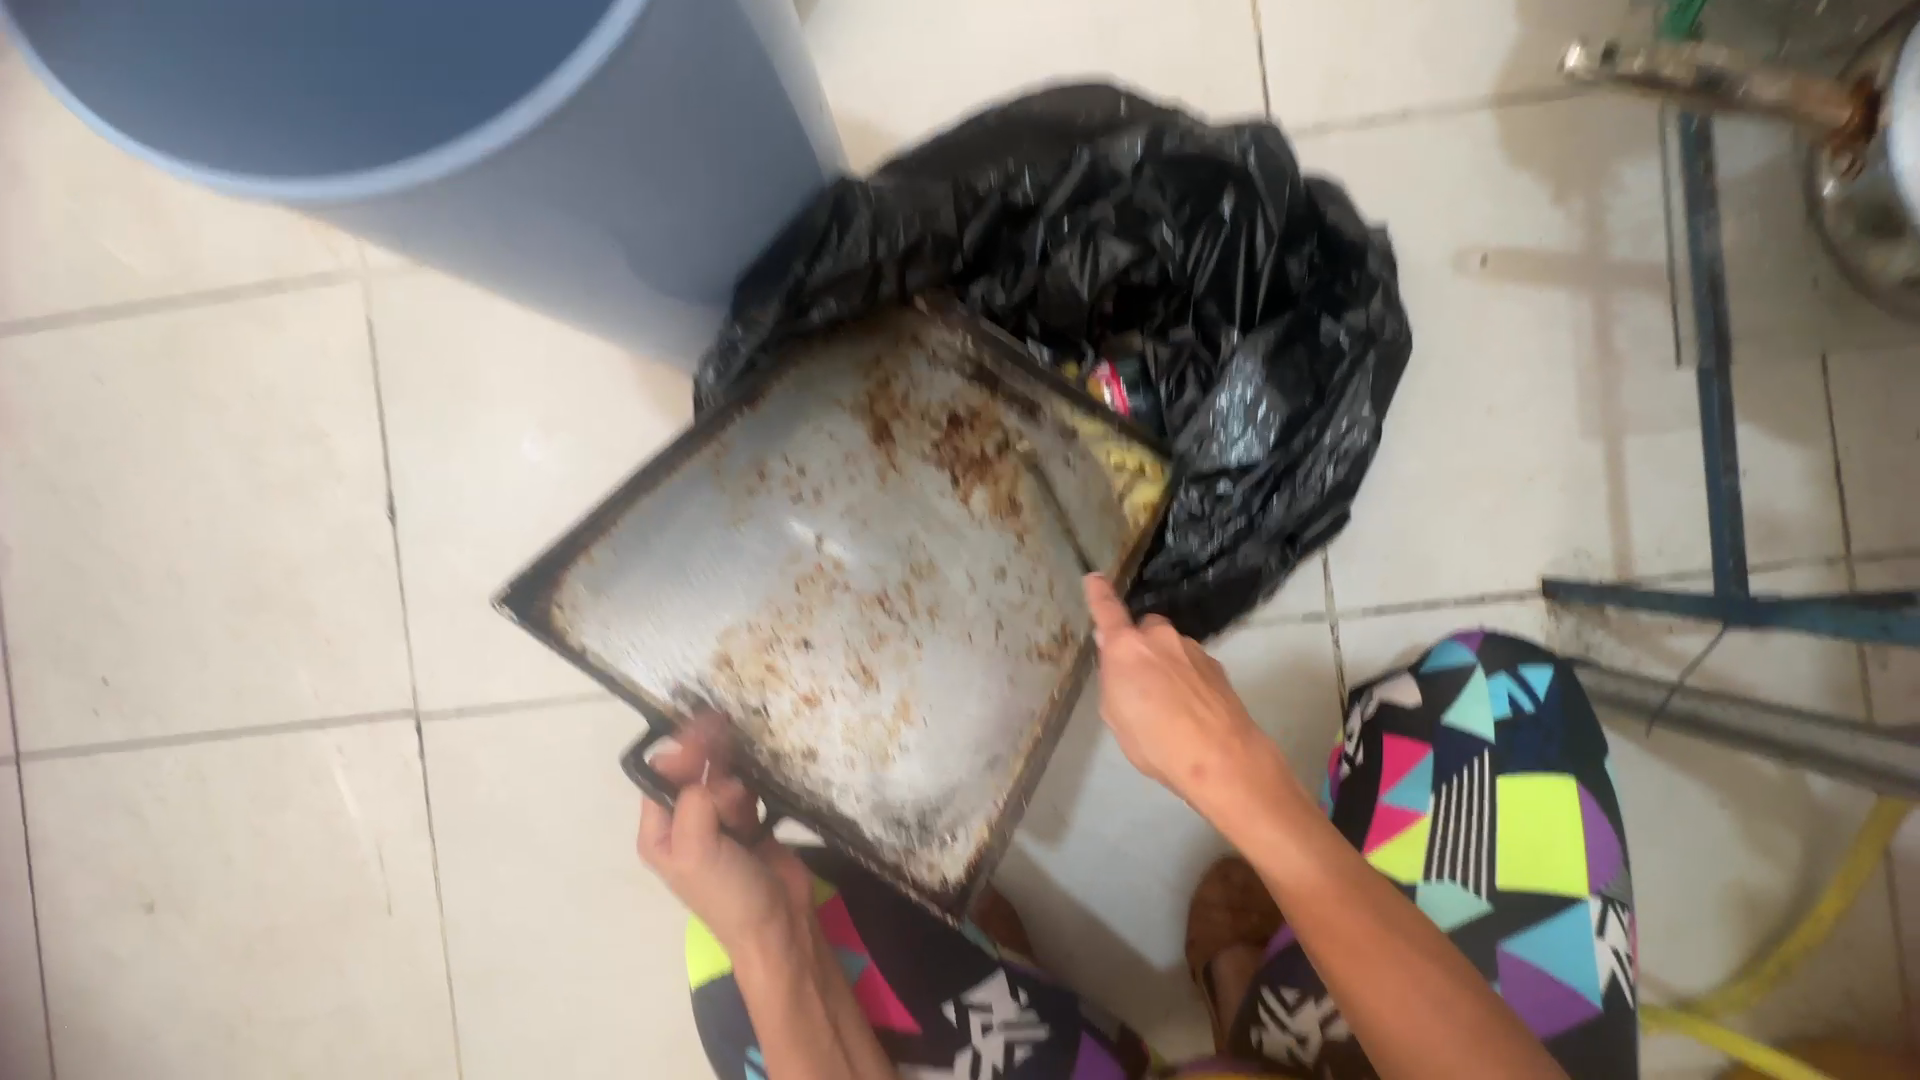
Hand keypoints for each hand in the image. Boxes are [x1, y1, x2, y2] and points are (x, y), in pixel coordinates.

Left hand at [637, 736, 814, 957]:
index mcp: (660, 832)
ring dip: (732, 763)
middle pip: (691, 771)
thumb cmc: (728, 894)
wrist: (778, 923)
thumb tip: (719, 774)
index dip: (681, 751)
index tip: (708, 731)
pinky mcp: (750, 820)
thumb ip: (697, 802)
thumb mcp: (696, 850)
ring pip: (720, 774)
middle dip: (707, 752)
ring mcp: (718, 820)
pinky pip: (747, 785)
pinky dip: (753, 776)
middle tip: (726, 726)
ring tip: (744, 754)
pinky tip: (760, 774)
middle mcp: (684, 822)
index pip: (661, 776)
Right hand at [1082, 574, 1290, 810]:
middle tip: (1138, 681)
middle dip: (1140, 645)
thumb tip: (1114, 657)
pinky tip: (1192, 708)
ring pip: (1171, 647)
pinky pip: (1192, 663)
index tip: (1095, 578)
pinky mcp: (1216, 665)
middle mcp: (1160, 638)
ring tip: (1169, 704)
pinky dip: (1187, 677)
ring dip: (1166, 664)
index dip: (1098, 594)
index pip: (1107, 611)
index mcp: (1126, 648)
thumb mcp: (1115, 714)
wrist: (1220, 756)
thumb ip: (1112, 679)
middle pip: (1144, 629)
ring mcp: (1192, 649)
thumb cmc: (1154, 740)